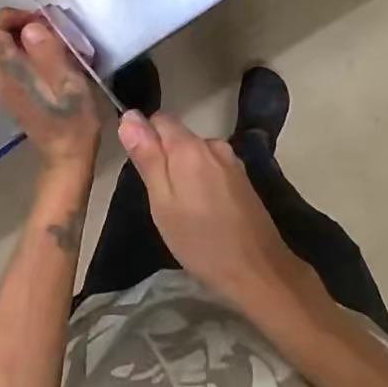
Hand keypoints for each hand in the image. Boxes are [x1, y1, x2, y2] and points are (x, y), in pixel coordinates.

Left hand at [0, 8, 107, 176]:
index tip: (41, 19)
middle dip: (14, 23)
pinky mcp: (7, 94)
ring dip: (17, 37)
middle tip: (45, 27)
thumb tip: (31, 27)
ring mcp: (0, 87)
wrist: (66, 156)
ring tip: (47, 40)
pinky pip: (3, 61)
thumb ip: (48, 53)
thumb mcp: (70, 83)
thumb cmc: (73, 119)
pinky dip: (19, 51)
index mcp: (10, 72)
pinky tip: (44, 59)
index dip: (13, 15)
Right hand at [116, 110, 312, 310]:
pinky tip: (204, 211)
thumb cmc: (200, 241)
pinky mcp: (243, 178)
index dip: (144, 139)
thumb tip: (129, 116)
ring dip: (183, 171)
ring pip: (195, 154)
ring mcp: (232, 161)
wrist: (258, 271)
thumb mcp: (162, 202)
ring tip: (182, 209)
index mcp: (189, 147)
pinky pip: (211, 168)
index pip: (158, 119)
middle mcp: (213, 144)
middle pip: (178, 136)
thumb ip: (147, 156)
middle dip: (164, 158)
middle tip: (161, 199)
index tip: (143, 172)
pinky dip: (202, 181)